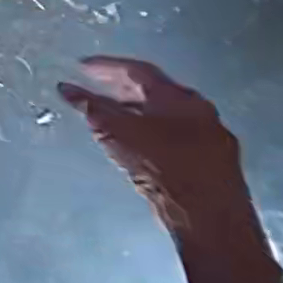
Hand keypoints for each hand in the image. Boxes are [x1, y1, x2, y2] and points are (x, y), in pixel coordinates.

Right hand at [59, 56, 251, 234]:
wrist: (208, 217)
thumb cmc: (158, 162)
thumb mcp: (112, 128)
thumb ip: (88, 104)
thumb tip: (66, 88)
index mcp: (180, 97)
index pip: (137, 70)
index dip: (105, 65)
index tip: (81, 66)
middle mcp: (202, 111)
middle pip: (155, 90)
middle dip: (120, 87)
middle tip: (92, 85)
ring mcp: (214, 138)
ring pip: (166, 113)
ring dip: (135, 109)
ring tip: (107, 112)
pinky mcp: (216, 161)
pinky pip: (176, 132)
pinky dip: (150, 127)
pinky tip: (133, 137)